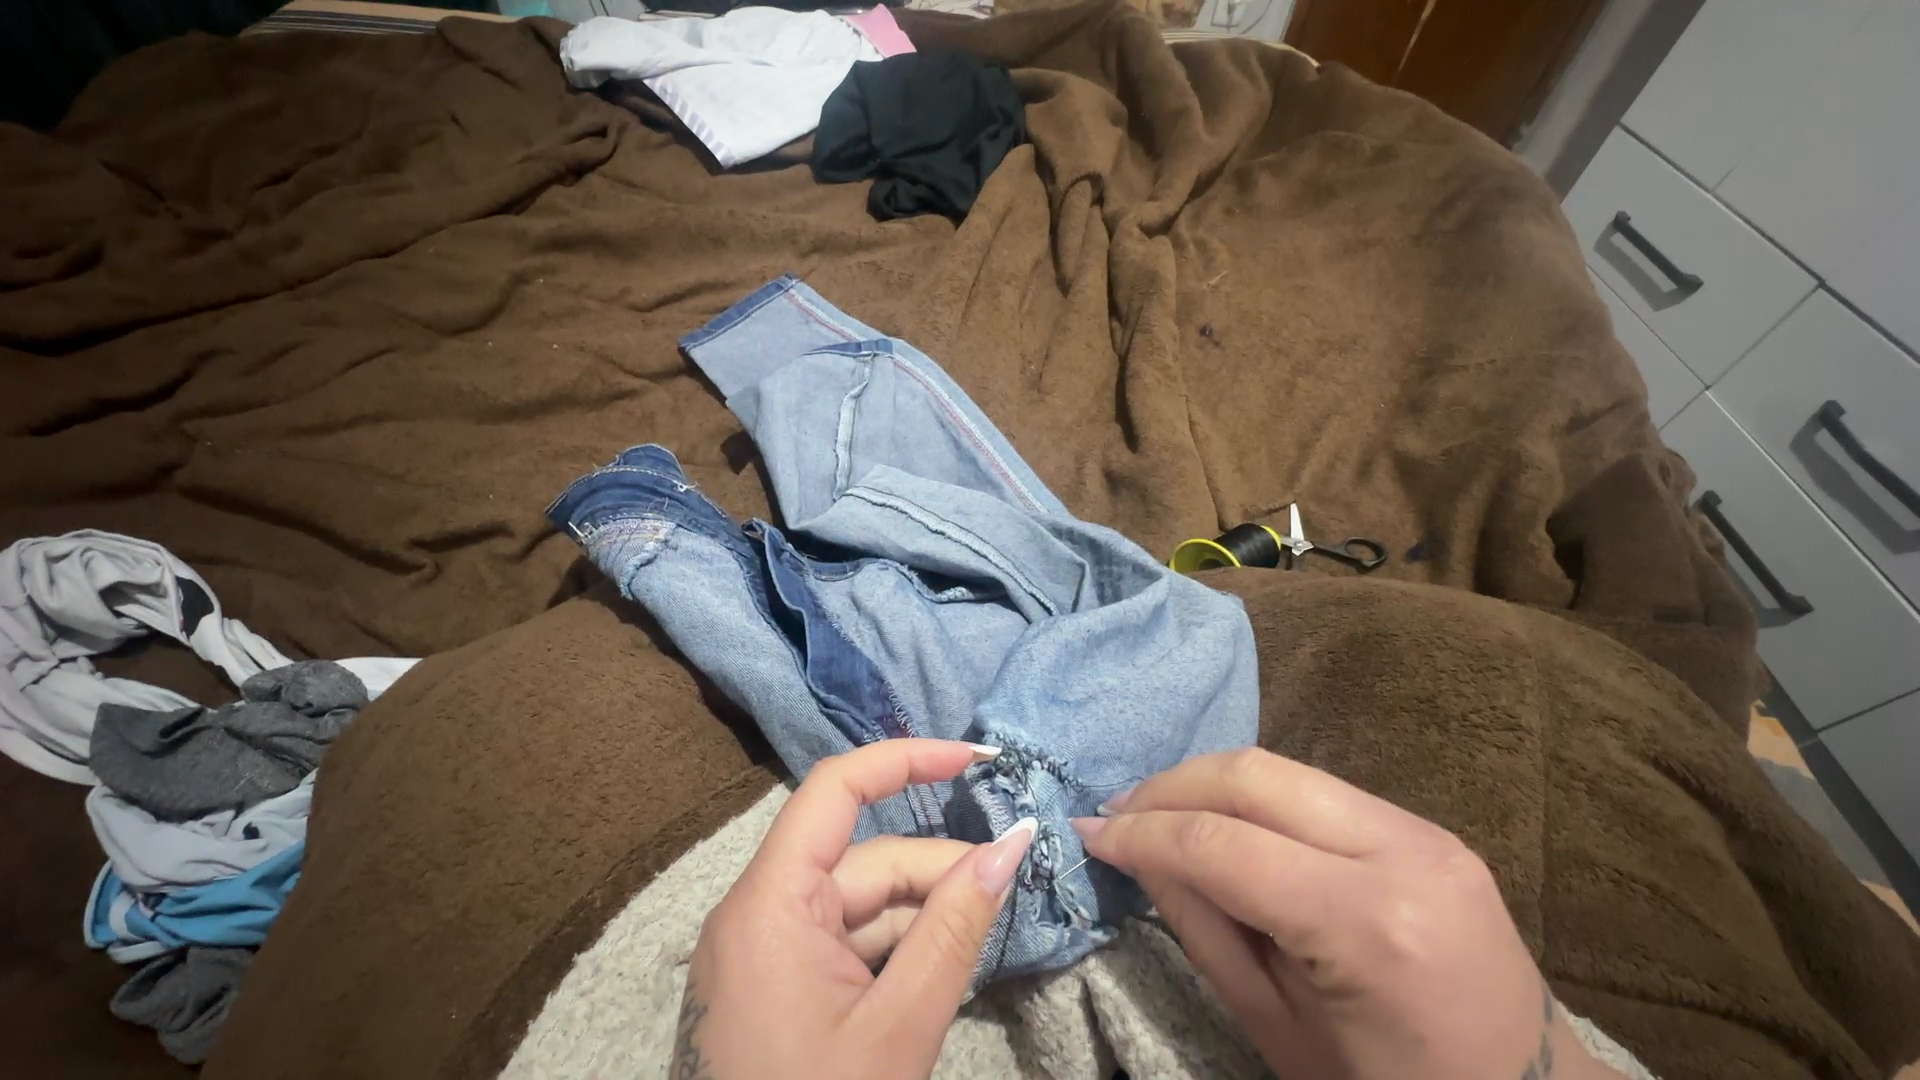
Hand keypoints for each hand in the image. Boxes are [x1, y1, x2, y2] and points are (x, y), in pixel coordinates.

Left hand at [673, 739, 1036, 1079]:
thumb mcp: (898, 1027)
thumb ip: (955, 927)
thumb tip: (1012, 843)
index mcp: (769, 902)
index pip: (836, 789)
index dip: (906, 759)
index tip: (975, 760)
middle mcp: (759, 910)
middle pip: (864, 860)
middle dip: (938, 874)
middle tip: (1006, 893)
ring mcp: (767, 949)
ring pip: (861, 905)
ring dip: (923, 918)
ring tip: (976, 944)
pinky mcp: (779, 983)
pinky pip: (848, 943)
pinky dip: (896, 951)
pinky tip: (935, 977)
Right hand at [1072, 748, 1617, 1079]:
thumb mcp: (1277, 1028)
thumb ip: (1201, 928)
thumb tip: (1140, 853)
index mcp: (1366, 925)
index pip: (1221, 845)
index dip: (1142, 833)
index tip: (1089, 833)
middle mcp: (1400, 852)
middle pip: (1252, 775)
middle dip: (1169, 786)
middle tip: (1118, 813)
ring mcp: (1423, 831)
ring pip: (1282, 769)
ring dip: (1207, 784)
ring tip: (1157, 813)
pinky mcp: (1429, 828)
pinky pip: (1316, 791)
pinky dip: (1254, 798)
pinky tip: (1222, 823)